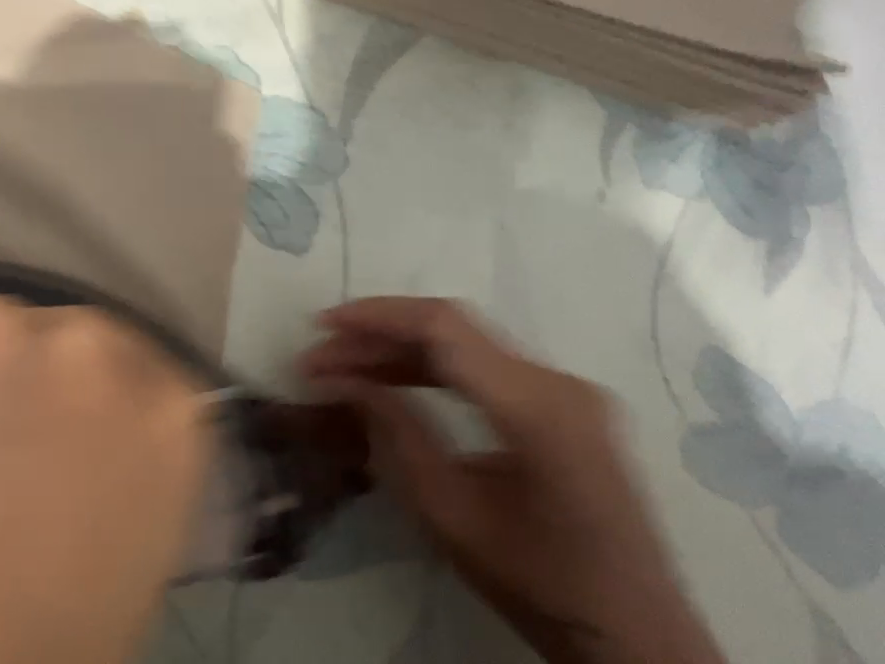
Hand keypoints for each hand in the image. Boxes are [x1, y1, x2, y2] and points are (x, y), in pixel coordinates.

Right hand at [300, 297, 723, 663]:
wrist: (632, 635)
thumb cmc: (536, 579)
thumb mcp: (446, 509)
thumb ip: (393, 430)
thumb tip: (340, 379)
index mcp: (535, 405)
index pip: (442, 326)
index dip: (374, 316)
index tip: (319, 328)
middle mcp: (558, 383)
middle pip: (451, 331)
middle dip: (376, 338)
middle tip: (318, 362)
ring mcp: (568, 394)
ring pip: (465, 347)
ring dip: (398, 353)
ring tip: (342, 373)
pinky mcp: (565, 411)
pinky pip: (486, 369)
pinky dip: (431, 370)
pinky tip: (391, 384)